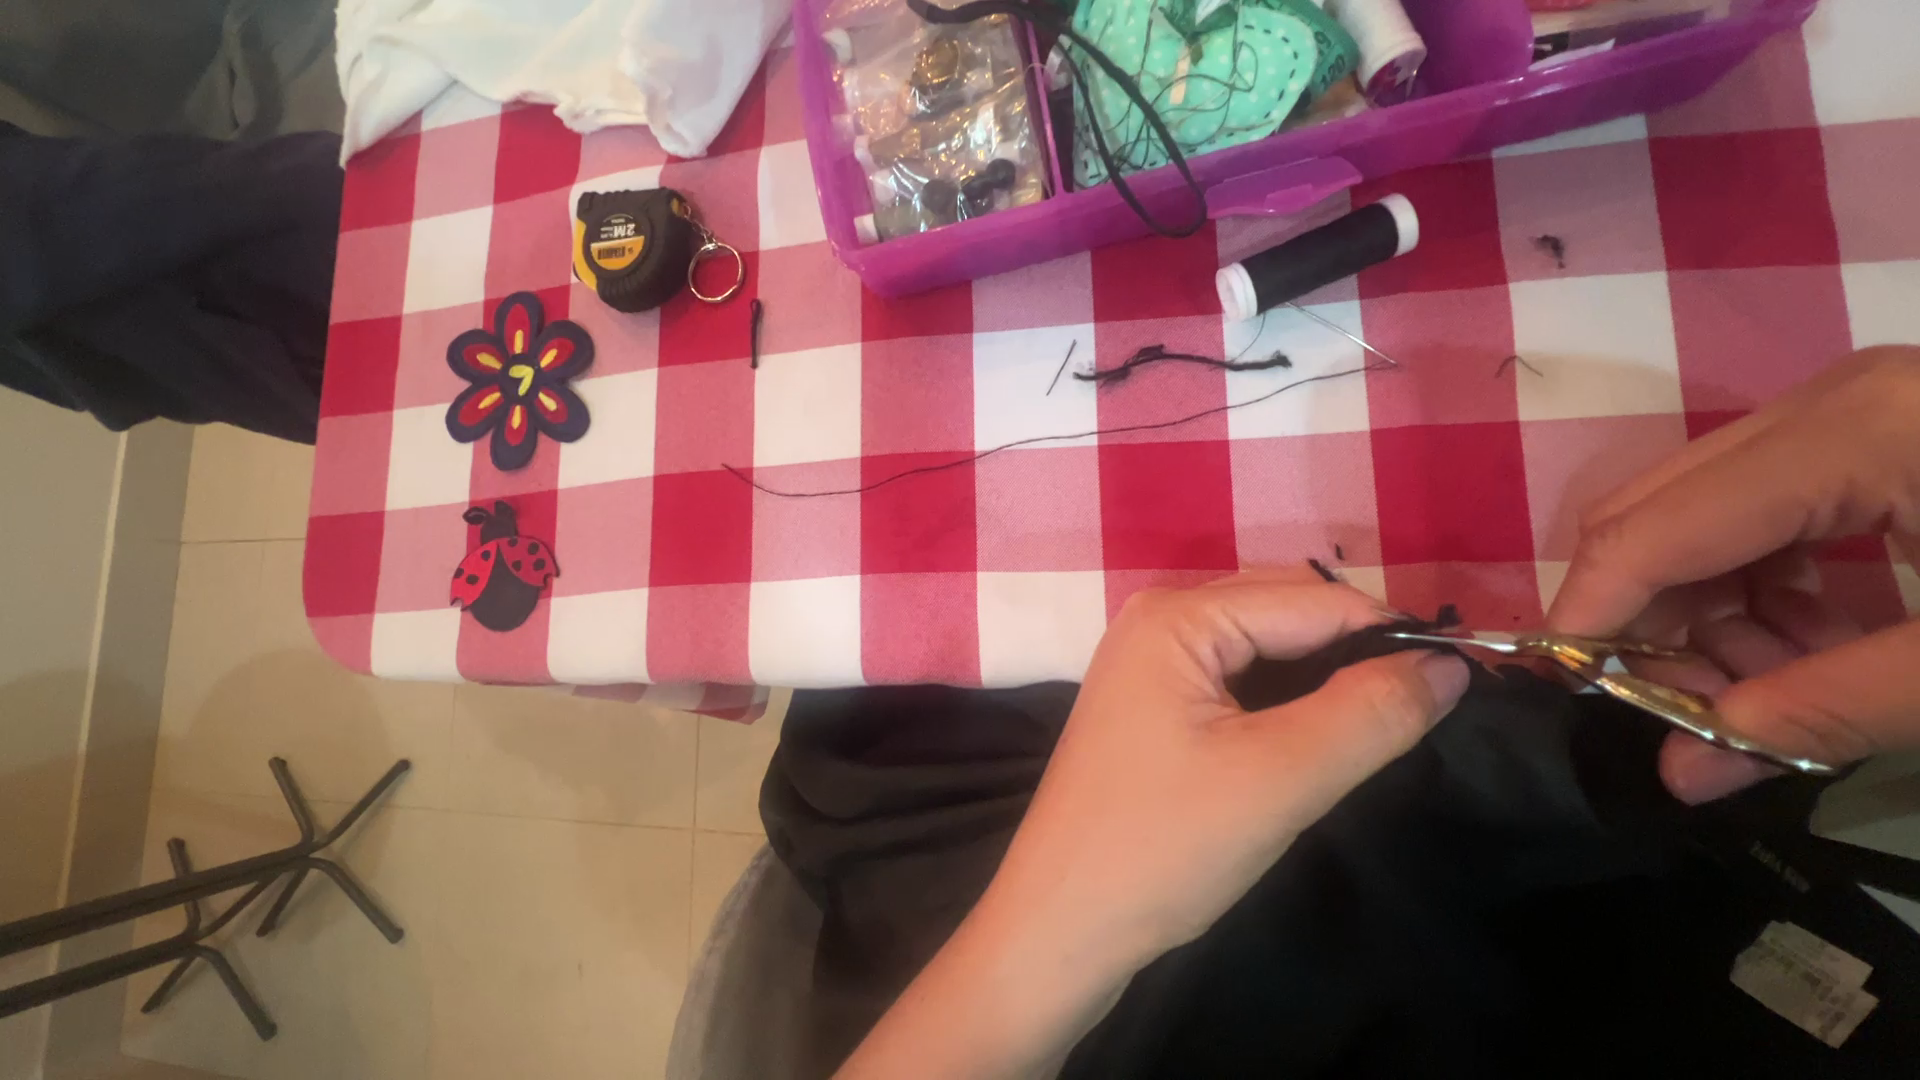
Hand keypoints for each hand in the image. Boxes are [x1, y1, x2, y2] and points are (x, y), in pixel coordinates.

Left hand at [836, 569, 1468, 1079]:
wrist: (1062, 921)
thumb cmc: (1163, 845)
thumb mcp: (1280, 777)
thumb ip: (1371, 712)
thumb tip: (1450, 662)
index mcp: (1177, 615)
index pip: (1313, 599)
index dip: (1392, 634)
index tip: (1466, 680)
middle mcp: (1157, 618)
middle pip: (1285, 610)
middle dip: (1355, 652)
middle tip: (1423, 710)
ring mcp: (1149, 659)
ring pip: (1264, 644)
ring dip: (1322, 676)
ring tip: (1377, 725)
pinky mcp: (1151, 699)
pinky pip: (1236, 675)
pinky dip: (1283, 696)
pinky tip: (1316, 732)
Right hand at [1549, 346, 1919, 802]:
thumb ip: (1825, 713)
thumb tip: (1677, 772)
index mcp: (1850, 434)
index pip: (1648, 533)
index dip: (1589, 616)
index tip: (1556, 693)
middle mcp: (1817, 403)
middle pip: (1650, 514)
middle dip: (1645, 619)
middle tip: (1676, 706)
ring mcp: (1844, 408)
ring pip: (1692, 515)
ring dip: (1703, 609)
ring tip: (1765, 685)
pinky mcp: (1873, 427)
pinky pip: (1752, 511)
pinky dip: (1755, 585)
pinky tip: (1810, 639)